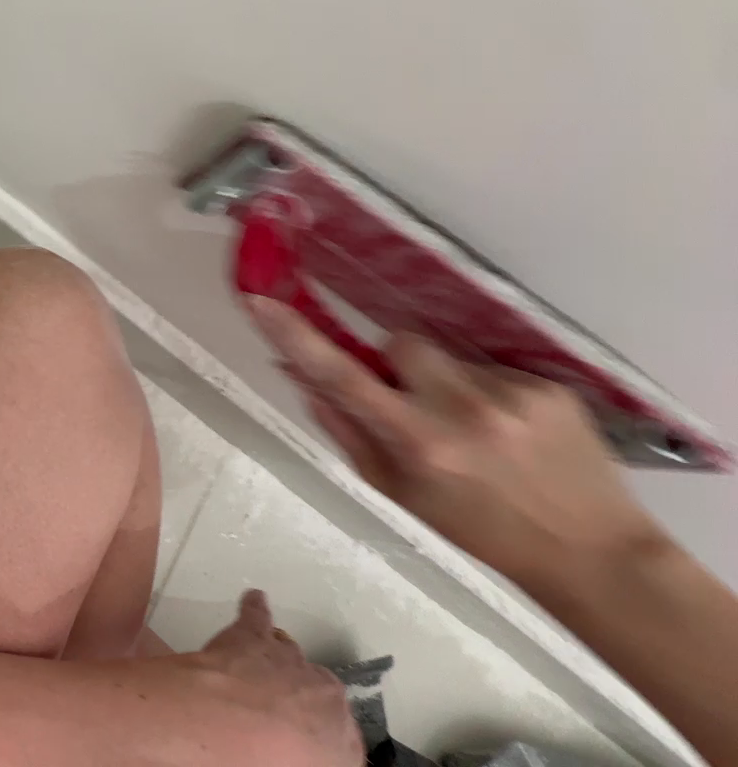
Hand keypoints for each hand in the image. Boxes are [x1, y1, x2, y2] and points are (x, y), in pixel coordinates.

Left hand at [187, 590, 360, 766]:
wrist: (226, 726)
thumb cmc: (263, 762)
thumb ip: (306, 757)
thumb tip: (294, 752)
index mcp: (343, 742)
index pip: (340, 745)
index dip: (314, 744)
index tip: (295, 747)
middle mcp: (324, 695)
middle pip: (315, 696)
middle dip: (296, 705)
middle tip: (267, 719)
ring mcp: (288, 660)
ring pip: (289, 658)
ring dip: (274, 666)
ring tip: (254, 675)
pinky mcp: (251, 636)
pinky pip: (257, 615)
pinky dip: (255, 608)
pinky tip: (255, 598)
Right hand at [246, 296, 662, 588]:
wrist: (594, 553)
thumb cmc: (476, 527)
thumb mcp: (394, 489)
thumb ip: (344, 427)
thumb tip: (298, 374)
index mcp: (418, 441)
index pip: (340, 376)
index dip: (295, 336)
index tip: (260, 301)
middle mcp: (463, 410)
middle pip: (398, 344)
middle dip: (393, 364)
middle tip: (410, 403)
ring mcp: (513, 394)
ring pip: (445, 356)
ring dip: (441, 380)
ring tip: (471, 425)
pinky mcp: (551, 387)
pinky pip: (490, 368)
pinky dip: (485, 391)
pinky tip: (510, 430)